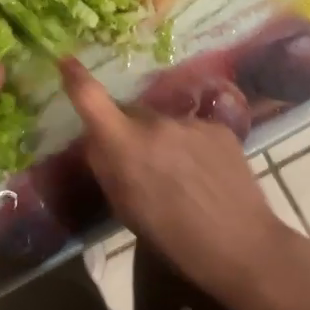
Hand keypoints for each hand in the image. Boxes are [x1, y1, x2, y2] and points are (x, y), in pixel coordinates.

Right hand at [61, 58, 293, 302]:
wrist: (243, 248)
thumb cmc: (174, 239)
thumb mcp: (126, 209)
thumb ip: (107, 168)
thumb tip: (97, 141)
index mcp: (125, 144)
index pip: (91, 99)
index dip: (76, 78)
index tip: (66, 62)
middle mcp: (155, 123)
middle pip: (131, 115)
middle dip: (130, 133)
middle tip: (143, 167)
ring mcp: (190, 123)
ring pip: (164, 125)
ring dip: (164, 142)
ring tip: (182, 179)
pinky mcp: (219, 128)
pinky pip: (193, 131)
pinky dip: (193, 148)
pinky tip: (206, 176)